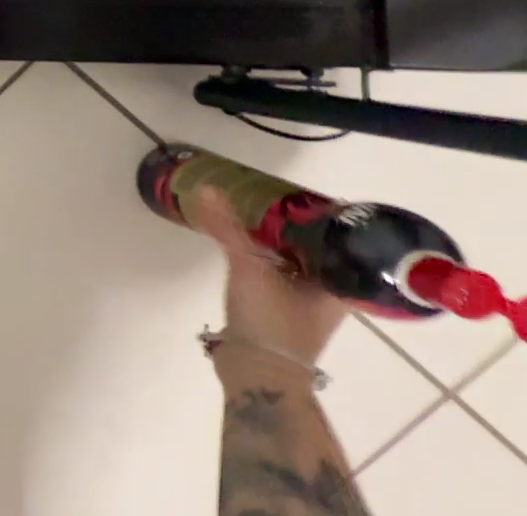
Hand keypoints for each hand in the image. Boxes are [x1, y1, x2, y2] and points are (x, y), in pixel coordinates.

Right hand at [198, 187, 349, 368]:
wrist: (259, 368)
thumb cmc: (273, 319)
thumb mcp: (250, 268)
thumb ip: (229, 229)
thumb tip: (210, 189)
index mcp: (344, 284)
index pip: (347, 243)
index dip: (330, 219)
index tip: (306, 195)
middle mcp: (334, 292)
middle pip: (321, 251)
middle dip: (300, 227)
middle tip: (274, 199)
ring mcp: (309, 302)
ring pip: (300, 262)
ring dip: (282, 241)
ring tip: (257, 215)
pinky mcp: (284, 308)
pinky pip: (283, 272)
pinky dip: (269, 256)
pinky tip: (248, 245)